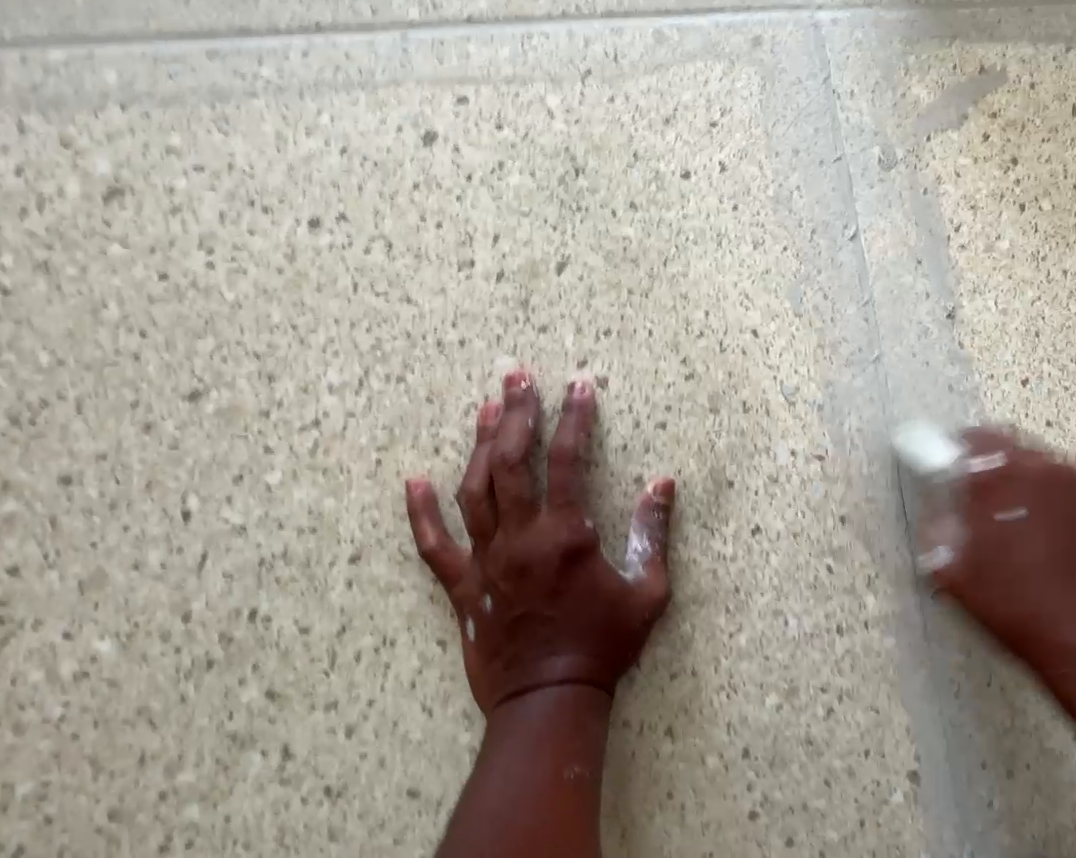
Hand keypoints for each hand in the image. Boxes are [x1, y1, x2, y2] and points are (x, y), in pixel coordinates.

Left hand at [405, 370, 674, 713]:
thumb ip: (654, 532)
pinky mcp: (463, 588)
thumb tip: (663, 483)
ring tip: (485, 408)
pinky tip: (413, 482)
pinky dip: (420, 514)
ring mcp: (486, 561)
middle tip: (517, 376)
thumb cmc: (605, 645)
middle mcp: (521, 538)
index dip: (574, 418)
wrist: (551, 698)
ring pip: (474, 491)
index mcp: (567, 535)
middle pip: (511, 463)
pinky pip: (434, 546)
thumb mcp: (648, 591)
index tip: (580, 385)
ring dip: (478, 446)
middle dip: (517, 414)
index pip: (567, 460)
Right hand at [920, 428, 1075, 669]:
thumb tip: (939, 513)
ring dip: (1016, 474)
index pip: (969, 440)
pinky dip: (1043, 489)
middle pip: (1003, 444)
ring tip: (1006, 509)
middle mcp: (1038, 466)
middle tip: (972, 490)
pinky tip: (1034, 520)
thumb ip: (939, 528)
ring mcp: (1071, 479)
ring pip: (1033, 459)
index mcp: (998, 477)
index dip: (952, 450)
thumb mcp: (954, 570)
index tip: (943, 464)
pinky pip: (1058, 478)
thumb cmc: (1013, 603)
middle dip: (985, 462)